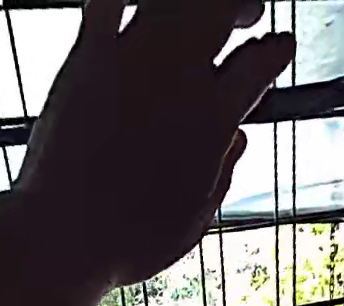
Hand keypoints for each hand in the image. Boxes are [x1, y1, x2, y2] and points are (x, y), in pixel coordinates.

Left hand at [11, 0, 294, 287]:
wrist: (64, 237)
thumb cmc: (127, 243)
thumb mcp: (191, 223)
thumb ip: (221, 175)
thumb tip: (237, 139)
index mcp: (214, 117)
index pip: (261, 61)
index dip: (276, 52)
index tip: (279, 52)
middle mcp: (178, 75)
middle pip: (224, 6)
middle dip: (244, 3)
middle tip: (251, 13)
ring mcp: (131, 59)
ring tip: (202, 8)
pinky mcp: (87, 58)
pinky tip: (135, 5)